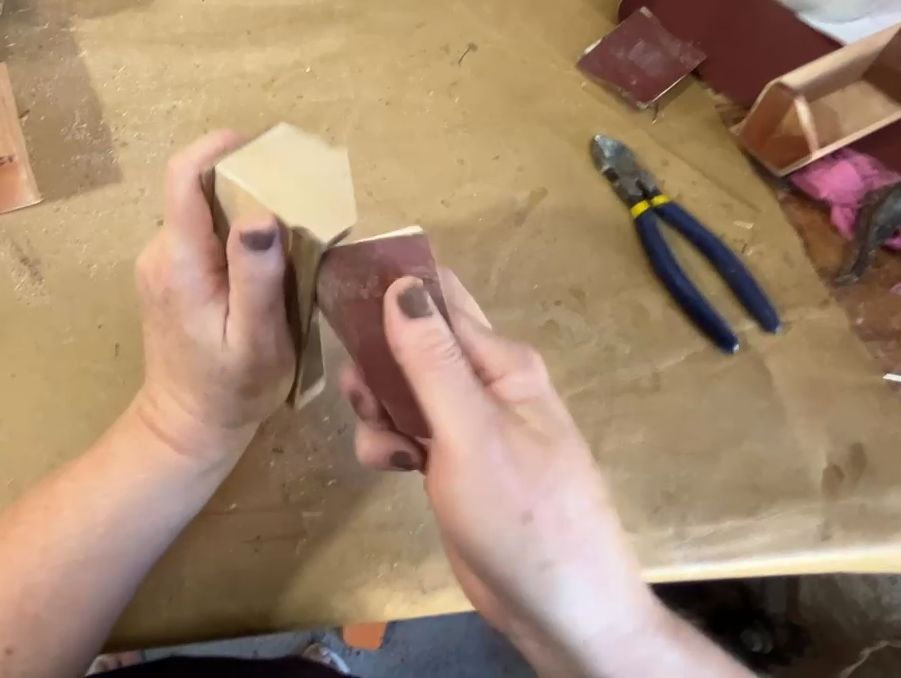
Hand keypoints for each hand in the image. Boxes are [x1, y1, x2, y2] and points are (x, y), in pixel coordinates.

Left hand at [131, 131, 293, 466]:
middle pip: (197, 190)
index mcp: (179, 259)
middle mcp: (160, 251)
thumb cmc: (230, 389)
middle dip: (244, 183)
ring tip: (288, 236)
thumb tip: (262, 213)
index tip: (260, 146)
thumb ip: (257, 275)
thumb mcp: (257, 338)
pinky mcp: (168, 274)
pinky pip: (201, 236)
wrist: (187, 426)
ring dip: (242, 213)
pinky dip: (232, 236)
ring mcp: (160, 262)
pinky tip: (262, 264)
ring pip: (203, 213)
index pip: (183, 176)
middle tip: (295, 198)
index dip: (217, 148)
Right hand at [340, 270, 663, 673]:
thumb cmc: (522, 516)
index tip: (340, 293)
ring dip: (377, 406)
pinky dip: (388, 441)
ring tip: (382, 439)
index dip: (389, 289)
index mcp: (499, 362)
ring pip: (399, 387)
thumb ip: (431, 358)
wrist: (560, 616)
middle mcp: (483, 382)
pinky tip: (393, 466)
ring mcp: (467, 421)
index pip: (437, 298)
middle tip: (358, 391)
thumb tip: (401, 284)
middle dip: (376, 360)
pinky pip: (404, 428)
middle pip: (411, 341)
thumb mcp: (471, 431)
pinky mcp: (451, 458)